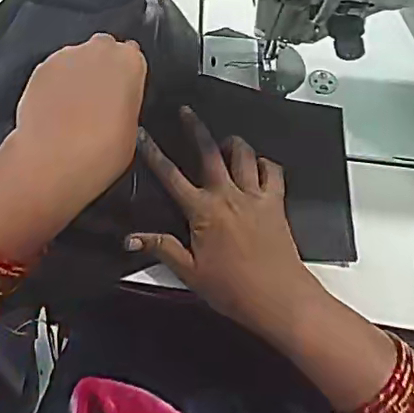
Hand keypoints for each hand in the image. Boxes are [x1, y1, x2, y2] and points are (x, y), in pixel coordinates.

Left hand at [8, 33, 147, 196]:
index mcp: (129, 61)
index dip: (126, 76)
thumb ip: (126, 104)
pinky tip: (54, 112)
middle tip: (98, 101)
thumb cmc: (101, 151)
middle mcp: (98, 50)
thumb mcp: (132, 129)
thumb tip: (117, 106)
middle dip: (100, 69)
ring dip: (76, 77)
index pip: (132, 55)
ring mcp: (65, 56)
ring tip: (72, 111)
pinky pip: (53, 73)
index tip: (122, 93)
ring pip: (76, 60)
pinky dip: (54, 86)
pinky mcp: (39, 69)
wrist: (53, 160)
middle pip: (103, 50)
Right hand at [129, 107, 325, 340]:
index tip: (143, 134)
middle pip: (209, 152)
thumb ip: (162, 248)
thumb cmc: (235, 290)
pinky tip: (258, 164)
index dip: (153, 152)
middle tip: (187, 112)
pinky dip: (264, 163)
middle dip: (195, 128)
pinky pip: (272, 171)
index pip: (170, 175)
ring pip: (243, 155)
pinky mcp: (275, 203)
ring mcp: (254, 196)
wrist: (281, 300)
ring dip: (232, 143)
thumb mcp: (190, 273)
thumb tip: (132, 237)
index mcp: (203, 211)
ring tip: (224, 138)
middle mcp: (228, 195)